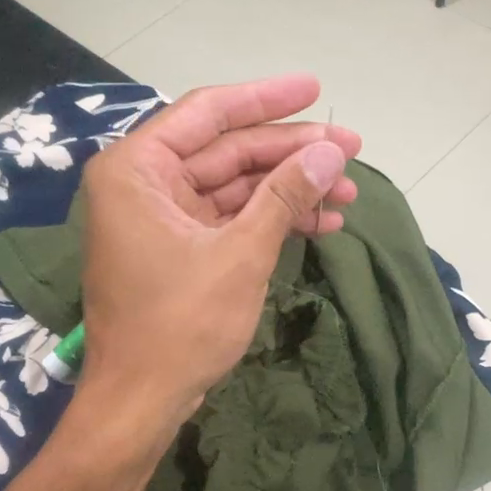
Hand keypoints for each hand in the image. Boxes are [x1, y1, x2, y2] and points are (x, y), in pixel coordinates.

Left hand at [77, 74, 359, 427]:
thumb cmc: (181, 324)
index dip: (267, 100)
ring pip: (235, 188)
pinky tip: (321, 226)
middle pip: (228, 151)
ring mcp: (161, 218)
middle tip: (353, 152)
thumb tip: (332, 154)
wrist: (142, 400)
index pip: (209, 114)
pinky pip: (230, 220)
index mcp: (138, 169)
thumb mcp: (241, 254)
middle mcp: (144, 183)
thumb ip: (285, 196)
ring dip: (290, 192)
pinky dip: (271, 222)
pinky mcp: (178, 249)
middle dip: (292, 154)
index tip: (317, 89)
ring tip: (348, 198)